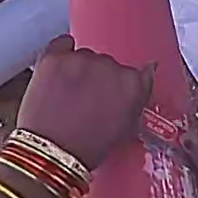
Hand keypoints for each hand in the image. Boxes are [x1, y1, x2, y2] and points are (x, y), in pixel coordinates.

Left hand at [15, 35, 152, 170]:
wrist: (50, 154)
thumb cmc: (88, 147)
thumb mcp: (125, 126)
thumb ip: (138, 94)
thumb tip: (147, 70)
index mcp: (132, 83)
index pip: (131, 72)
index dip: (117, 85)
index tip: (108, 95)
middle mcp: (110, 66)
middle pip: (106, 63)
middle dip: (97, 78)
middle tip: (85, 99)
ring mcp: (81, 59)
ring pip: (84, 55)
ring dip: (79, 68)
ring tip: (67, 93)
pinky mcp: (55, 57)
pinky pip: (62, 44)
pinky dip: (62, 53)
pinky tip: (58, 71)